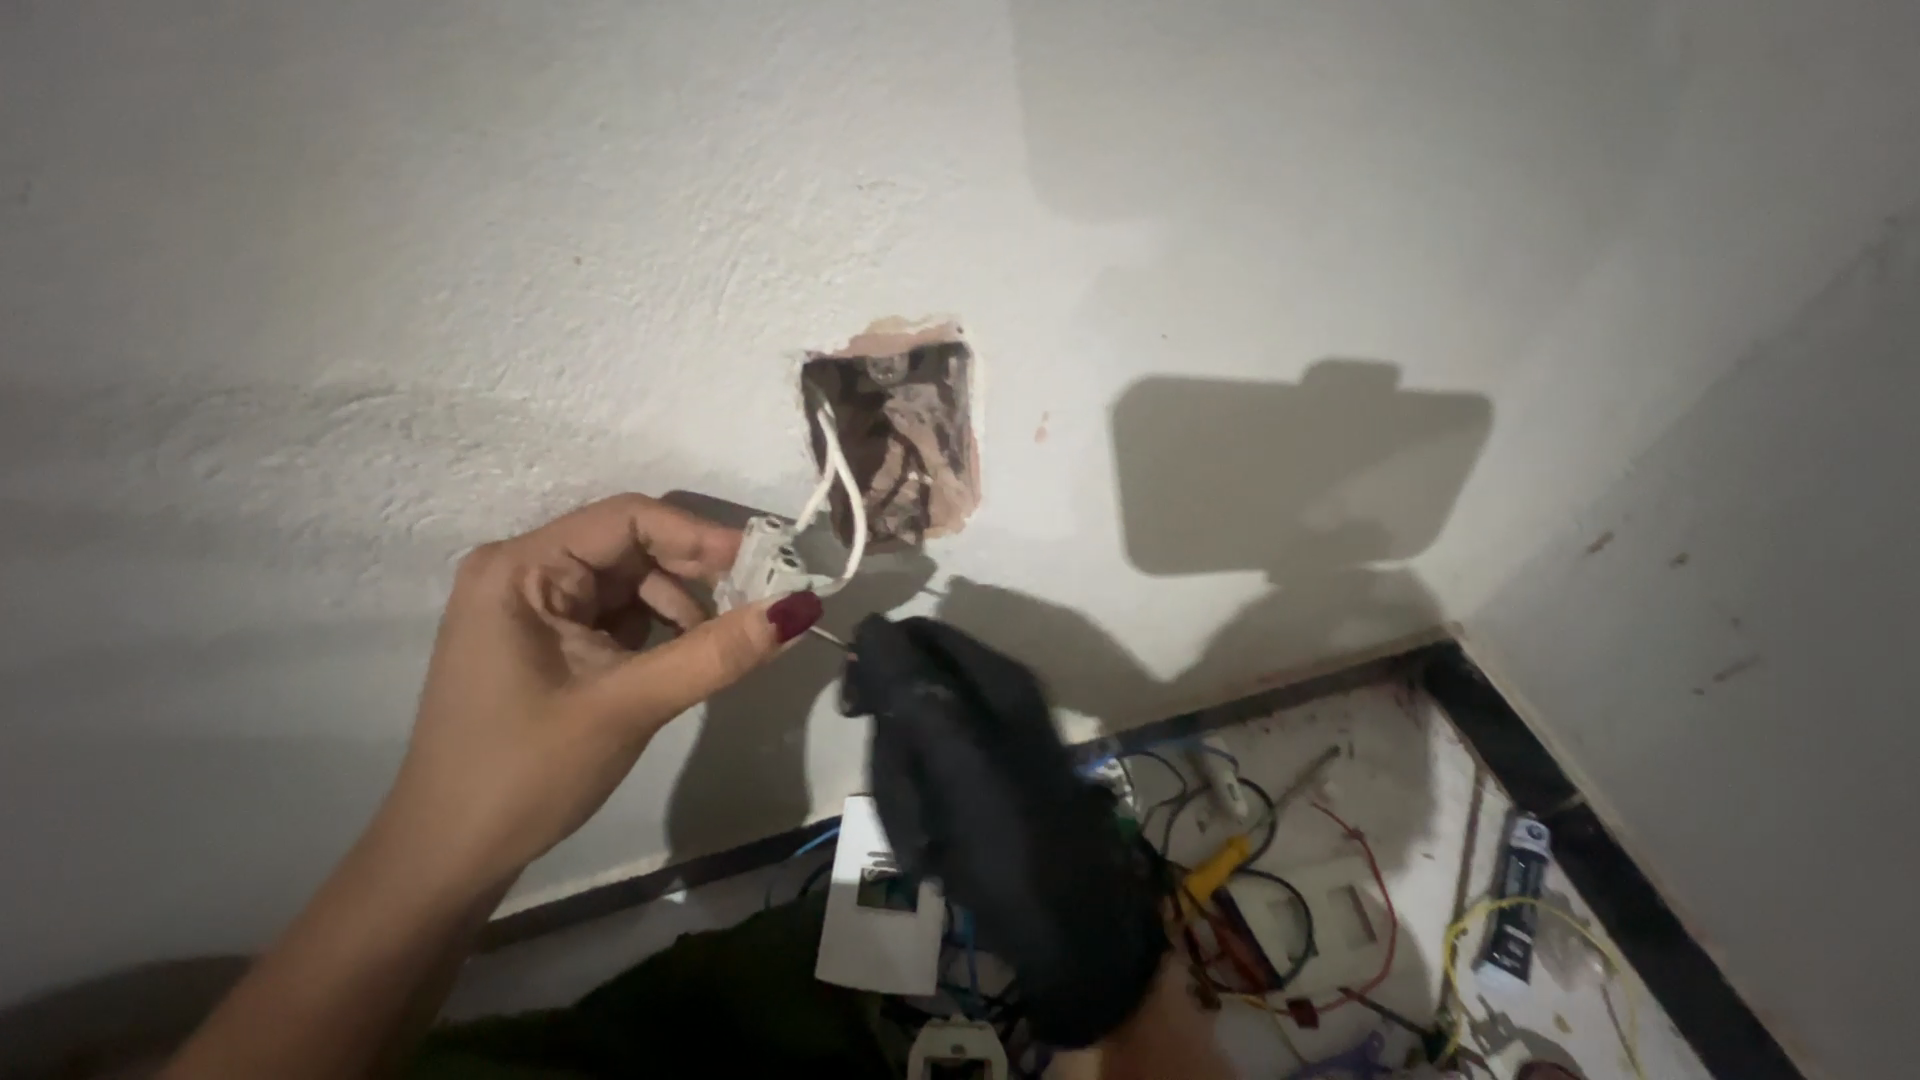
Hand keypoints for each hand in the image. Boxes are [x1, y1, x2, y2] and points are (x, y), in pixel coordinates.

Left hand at [381, 494, 823, 892]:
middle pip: (632, 547)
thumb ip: (717, 653)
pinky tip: (685, 660)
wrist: (451, 856)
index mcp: (521, 569)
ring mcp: (533, 607)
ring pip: (631, 582)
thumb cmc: (526, 773)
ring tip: (718, 650)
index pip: (628, 519)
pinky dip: (659, 630)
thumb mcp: (629, 706)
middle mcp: (522, 572)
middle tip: (759, 607)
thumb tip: (803, 608)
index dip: (702, 537)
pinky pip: (618, 614)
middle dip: (697, 575)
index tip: (767, 569)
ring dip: (682, 608)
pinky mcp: (547, 639)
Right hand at [845, 616, 1168, 1047]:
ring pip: (909, 746)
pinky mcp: (977, 790)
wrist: (1066, 931)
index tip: (851, 708)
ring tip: (918, 836)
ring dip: (899, 790)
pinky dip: (914, 815)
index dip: (875, 661)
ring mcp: (986, 748)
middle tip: (894, 790)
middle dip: (890, 748)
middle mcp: (993, 703)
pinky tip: (928, 851)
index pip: (917, 638)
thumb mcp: (955, 756)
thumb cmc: (1010, 838)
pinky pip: (923, 785)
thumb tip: (870, 624)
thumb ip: (913, 687)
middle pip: (908, 693)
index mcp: (996, 679)